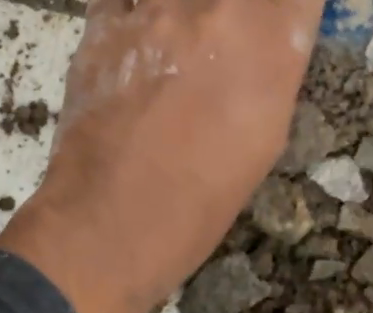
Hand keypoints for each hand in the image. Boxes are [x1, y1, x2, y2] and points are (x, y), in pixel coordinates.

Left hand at [0, 0, 323, 312]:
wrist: (102, 230)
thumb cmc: (192, 207)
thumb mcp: (263, 138)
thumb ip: (269, 67)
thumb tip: (257, 45)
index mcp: (275, 33)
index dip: (271, 8)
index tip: (261, 20)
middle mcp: (218, 6)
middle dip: (216, 11)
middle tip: (207, 33)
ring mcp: (153, 14)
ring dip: (166, 10)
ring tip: (162, 39)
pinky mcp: (97, 34)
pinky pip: (115, 0)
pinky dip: (125, 10)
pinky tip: (128, 37)